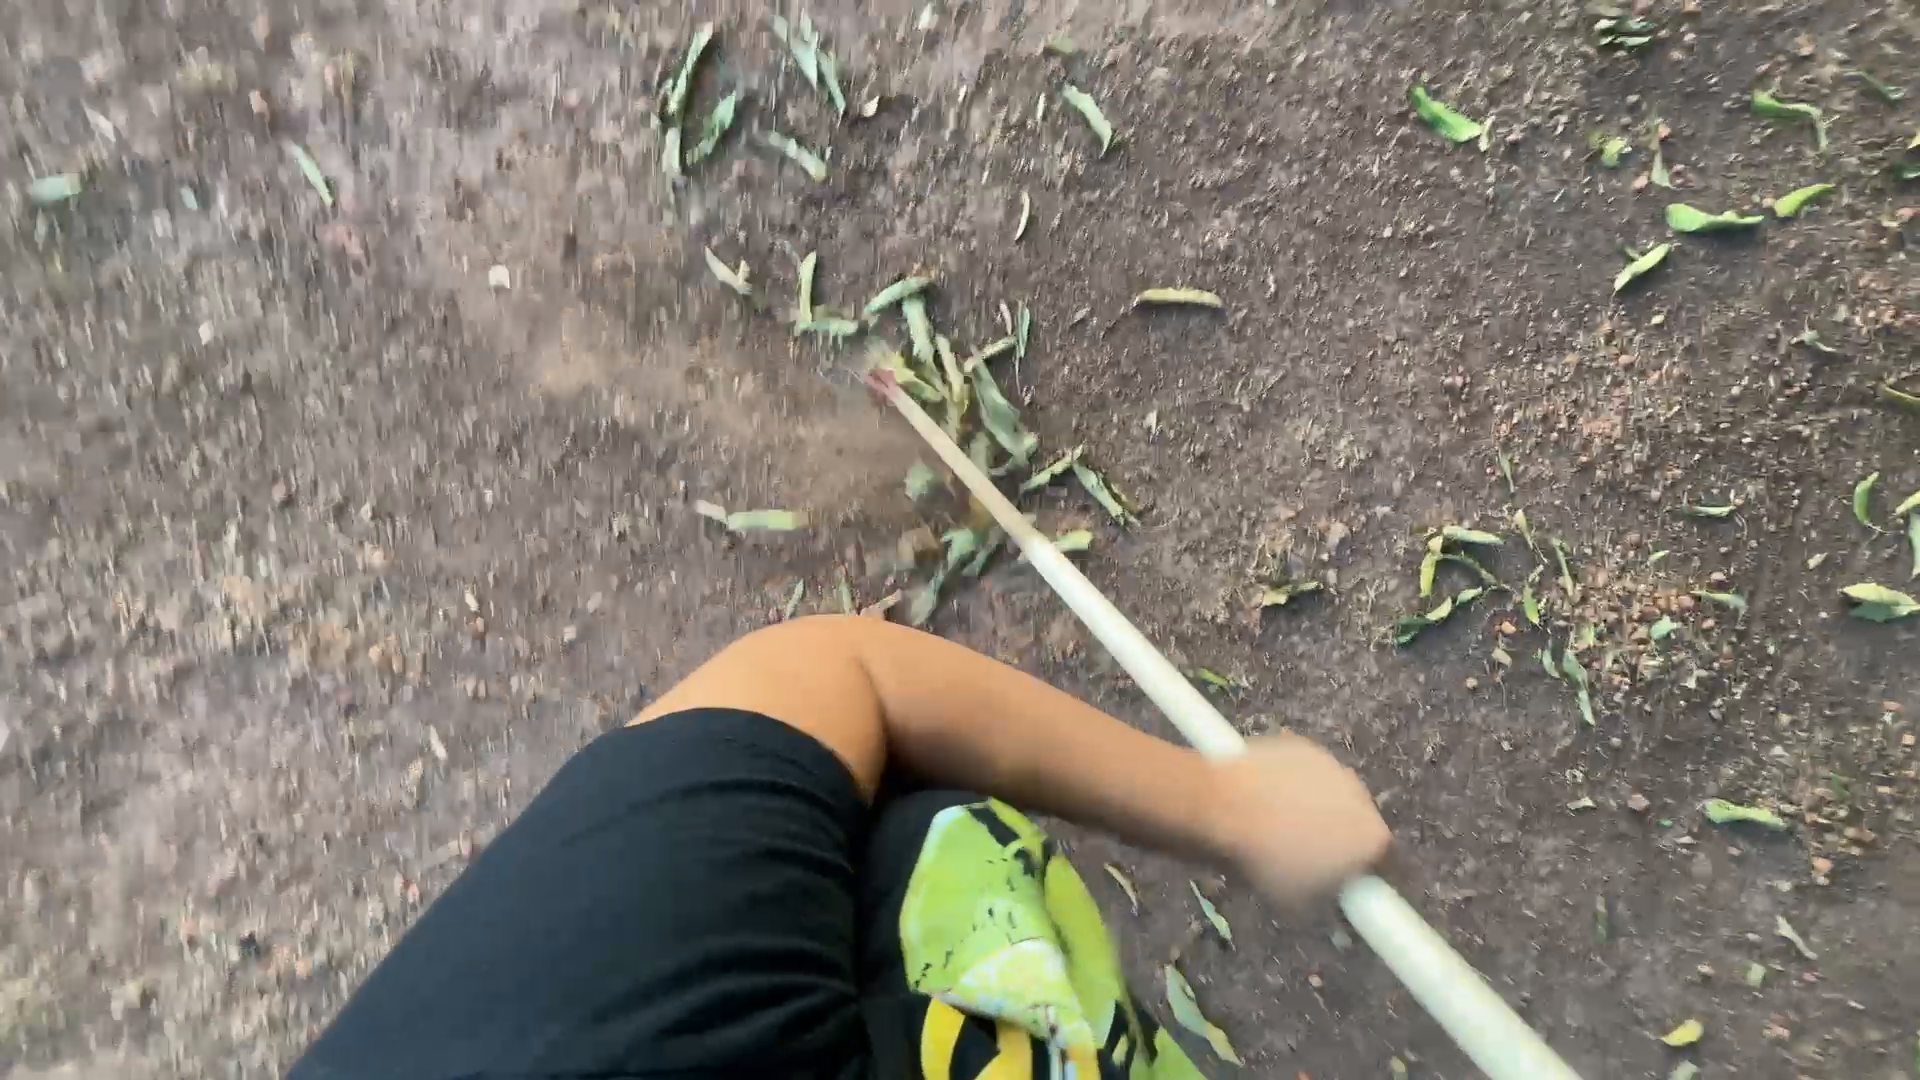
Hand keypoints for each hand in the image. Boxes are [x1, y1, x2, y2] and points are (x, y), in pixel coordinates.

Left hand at [1208, 733, 1390, 908]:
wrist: (1223, 804)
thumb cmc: (1263, 857)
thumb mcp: (1302, 898)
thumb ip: (1330, 889)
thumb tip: (1327, 883)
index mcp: (1372, 837)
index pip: (1384, 859)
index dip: (1363, 868)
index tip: (1344, 873)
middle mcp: (1361, 795)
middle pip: (1359, 818)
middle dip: (1340, 830)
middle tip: (1307, 844)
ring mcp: (1331, 764)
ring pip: (1332, 790)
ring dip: (1317, 801)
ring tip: (1281, 815)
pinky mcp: (1301, 744)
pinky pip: (1305, 767)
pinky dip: (1293, 777)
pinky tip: (1269, 790)